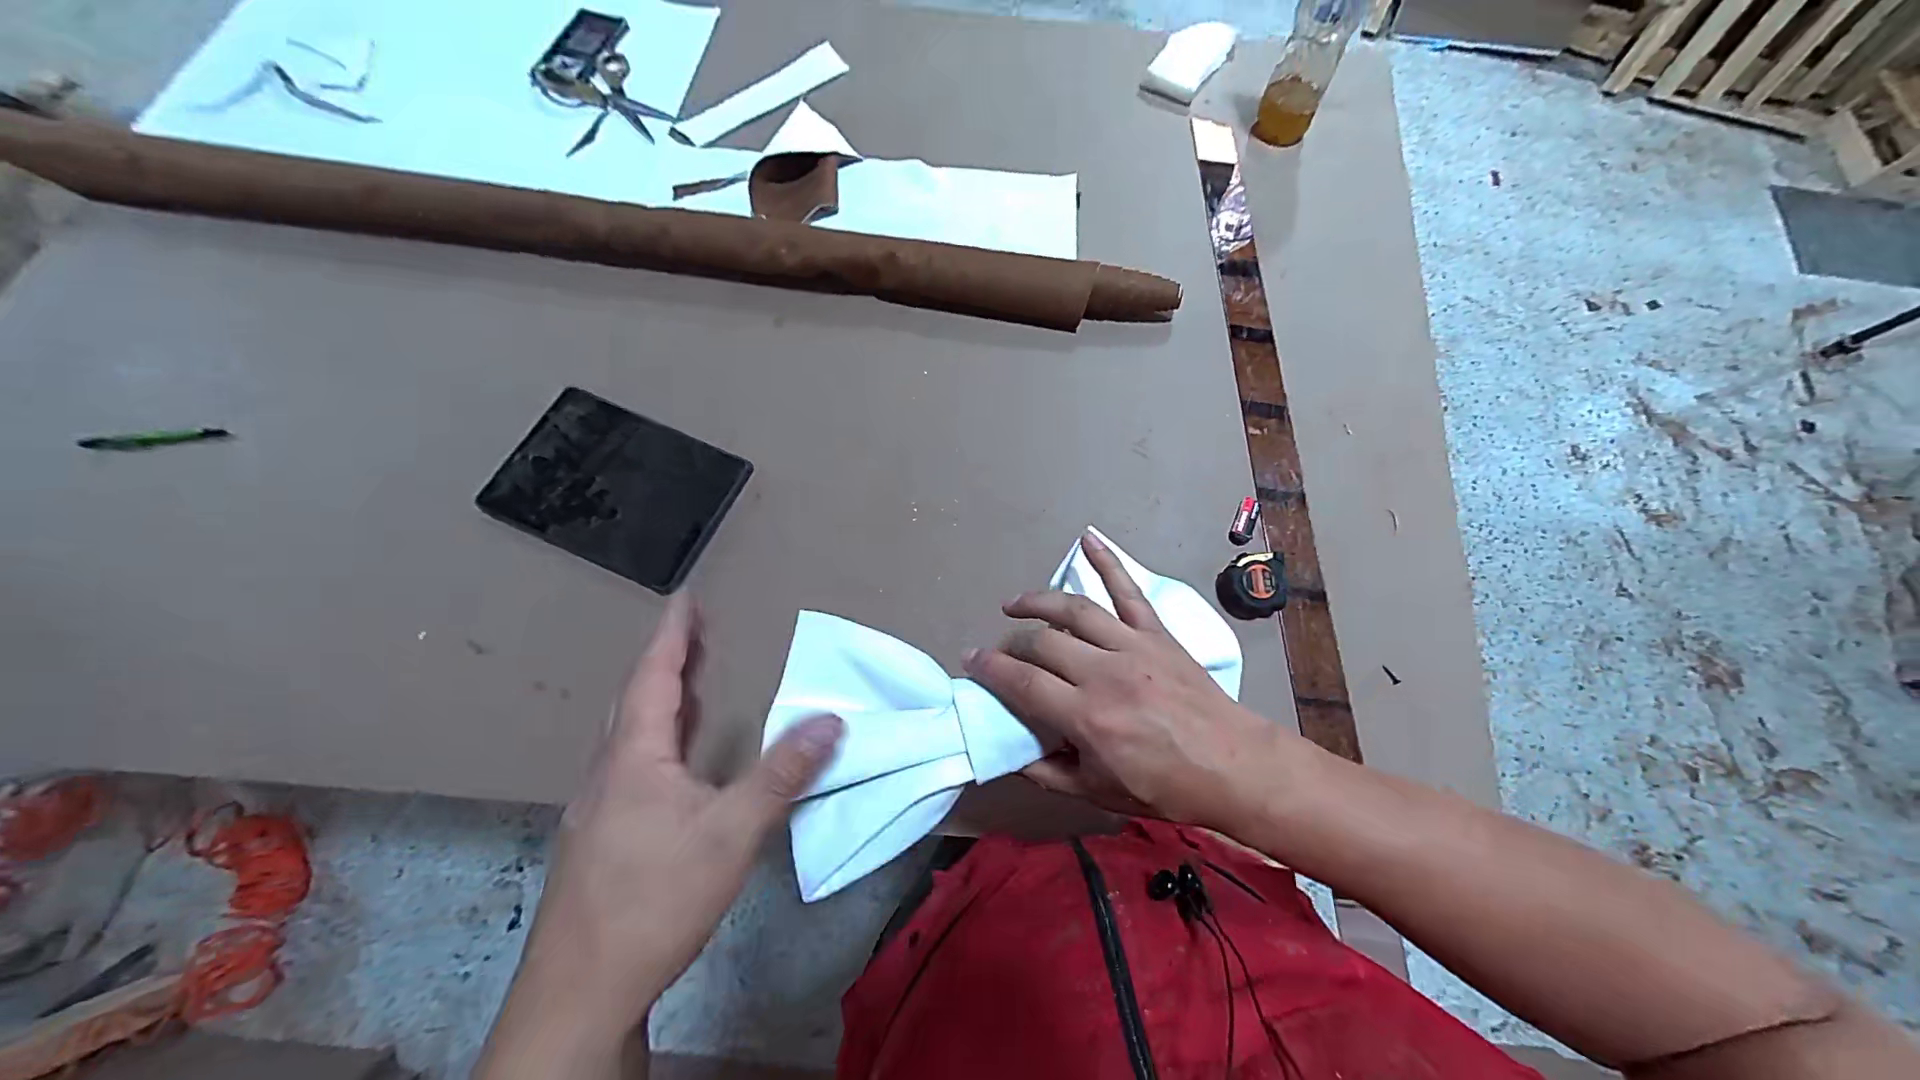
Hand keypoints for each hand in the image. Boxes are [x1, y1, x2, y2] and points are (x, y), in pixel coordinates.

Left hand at [477, 596, 842, 1078]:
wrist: (581, 990)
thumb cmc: (656, 899)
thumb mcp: (732, 833)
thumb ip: (782, 774)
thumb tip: (830, 720)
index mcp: (635, 757)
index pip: (653, 677)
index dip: (672, 635)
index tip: (684, 598)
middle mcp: (608, 771)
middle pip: (635, 699)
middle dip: (666, 659)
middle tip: (695, 633)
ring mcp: (597, 806)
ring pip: (627, 733)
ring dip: (657, 698)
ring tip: (687, 682)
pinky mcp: (598, 836)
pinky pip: (627, 762)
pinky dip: (653, 737)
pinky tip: (669, 760)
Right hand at [962, 530, 1297, 830]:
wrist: (1234, 767)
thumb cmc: (1166, 786)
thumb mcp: (1099, 793)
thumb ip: (1049, 773)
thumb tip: (1012, 754)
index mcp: (1087, 715)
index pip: (1021, 682)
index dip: (989, 669)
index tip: (971, 662)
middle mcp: (1104, 673)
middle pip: (1041, 642)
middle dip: (1011, 644)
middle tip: (1002, 652)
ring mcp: (1132, 646)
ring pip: (1074, 610)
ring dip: (1037, 601)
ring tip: (1014, 605)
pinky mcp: (1157, 634)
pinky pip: (1128, 591)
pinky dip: (1108, 562)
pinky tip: (1088, 539)